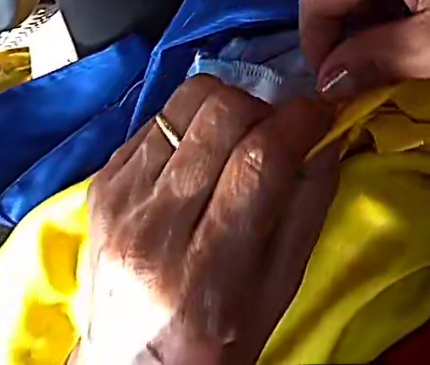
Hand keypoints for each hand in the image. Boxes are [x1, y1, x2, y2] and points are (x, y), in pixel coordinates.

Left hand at [79, 76, 336, 364]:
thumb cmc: (222, 330)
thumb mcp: (284, 279)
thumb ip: (313, 196)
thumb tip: (330, 125)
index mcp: (207, 267)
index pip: (261, 158)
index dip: (302, 119)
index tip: (321, 114)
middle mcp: (153, 230)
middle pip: (223, 114)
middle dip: (265, 108)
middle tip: (275, 131)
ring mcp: (119, 202)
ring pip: (190, 99)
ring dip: (229, 106)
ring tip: (238, 138)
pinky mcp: (100, 183)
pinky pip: (162, 116)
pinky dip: (193, 122)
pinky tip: (200, 156)